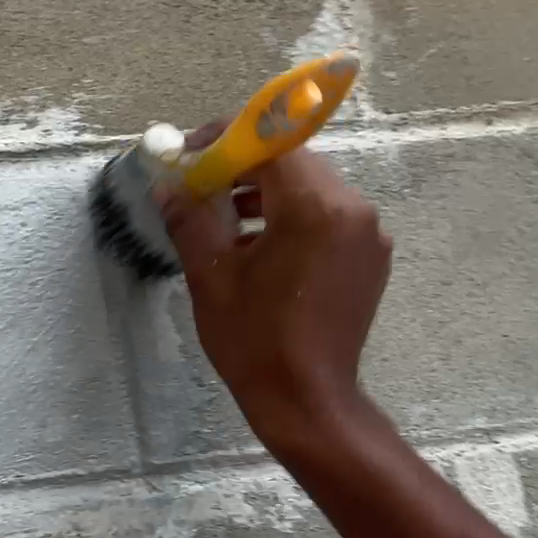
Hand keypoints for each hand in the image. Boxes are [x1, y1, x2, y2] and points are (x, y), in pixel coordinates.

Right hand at [159, 139, 392, 450]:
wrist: (305, 397)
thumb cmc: (252, 338)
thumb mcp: (209, 276)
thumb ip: (190, 221)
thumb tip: (168, 188)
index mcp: (315, 210)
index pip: (273, 146)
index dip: (227, 140)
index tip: (189, 152)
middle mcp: (353, 210)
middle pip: (295, 164)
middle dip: (244, 167)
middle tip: (198, 184)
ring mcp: (368, 234)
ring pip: (311, 190)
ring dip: (264, 193)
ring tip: (219, 217)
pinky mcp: (369, 257)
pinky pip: (326, 217)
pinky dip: (288, 217)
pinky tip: (254, 246)